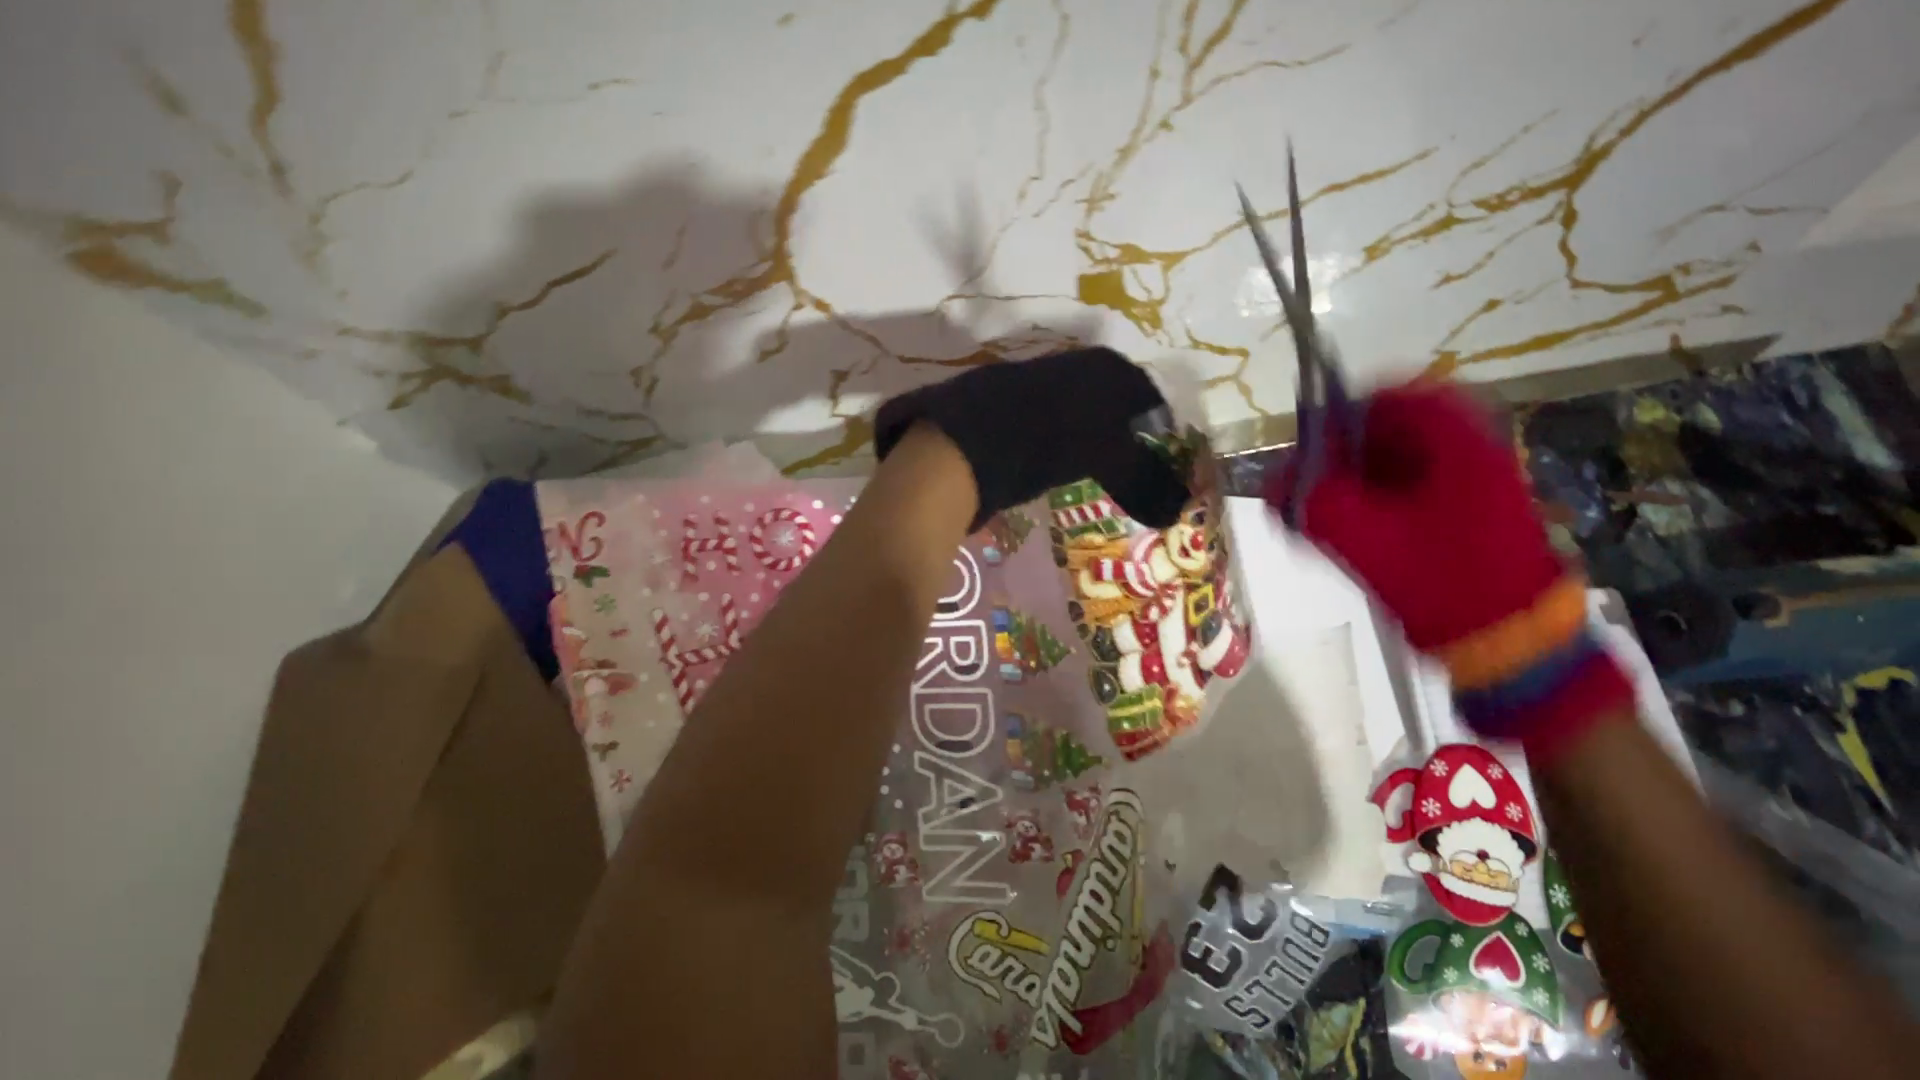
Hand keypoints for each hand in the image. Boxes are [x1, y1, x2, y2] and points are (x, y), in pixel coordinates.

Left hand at [874, 348, 1187, 530]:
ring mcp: (1030, 384)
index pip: (1143, 393)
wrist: (960, 445)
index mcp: (1101, 368)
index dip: (1155, 427)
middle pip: (1108, 401)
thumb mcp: (1104, 459)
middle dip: (1121, 434)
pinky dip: (1055, 446)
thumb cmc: (1045, 443)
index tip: (1160, 457)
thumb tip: (1175, 511)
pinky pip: (1043, 425)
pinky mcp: (999, 406)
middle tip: (1131, 470)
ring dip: (1087, 440)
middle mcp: (1069, 366)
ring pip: (1074, 412)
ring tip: (1096, 474)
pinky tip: (1053, 469)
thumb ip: (1141, 482)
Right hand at [1270, 382, 1631, 756]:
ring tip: (1310, 518)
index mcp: (1456, 441)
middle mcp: (1468, 451)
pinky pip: (1405, 497)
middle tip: (1299, 488)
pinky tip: (1338, 537)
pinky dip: (1367, 509)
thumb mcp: (1366, 541)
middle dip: (1335, 458)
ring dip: (1347, 487)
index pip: (1388, 397)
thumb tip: (1276, 483)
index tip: (1304, 446)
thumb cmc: (1445, 583)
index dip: (1339, 415)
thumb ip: (1313, 503)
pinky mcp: (1463, 521)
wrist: (1516, 649)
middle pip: (1387, 432)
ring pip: (1393, 467)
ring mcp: (1470, 488)